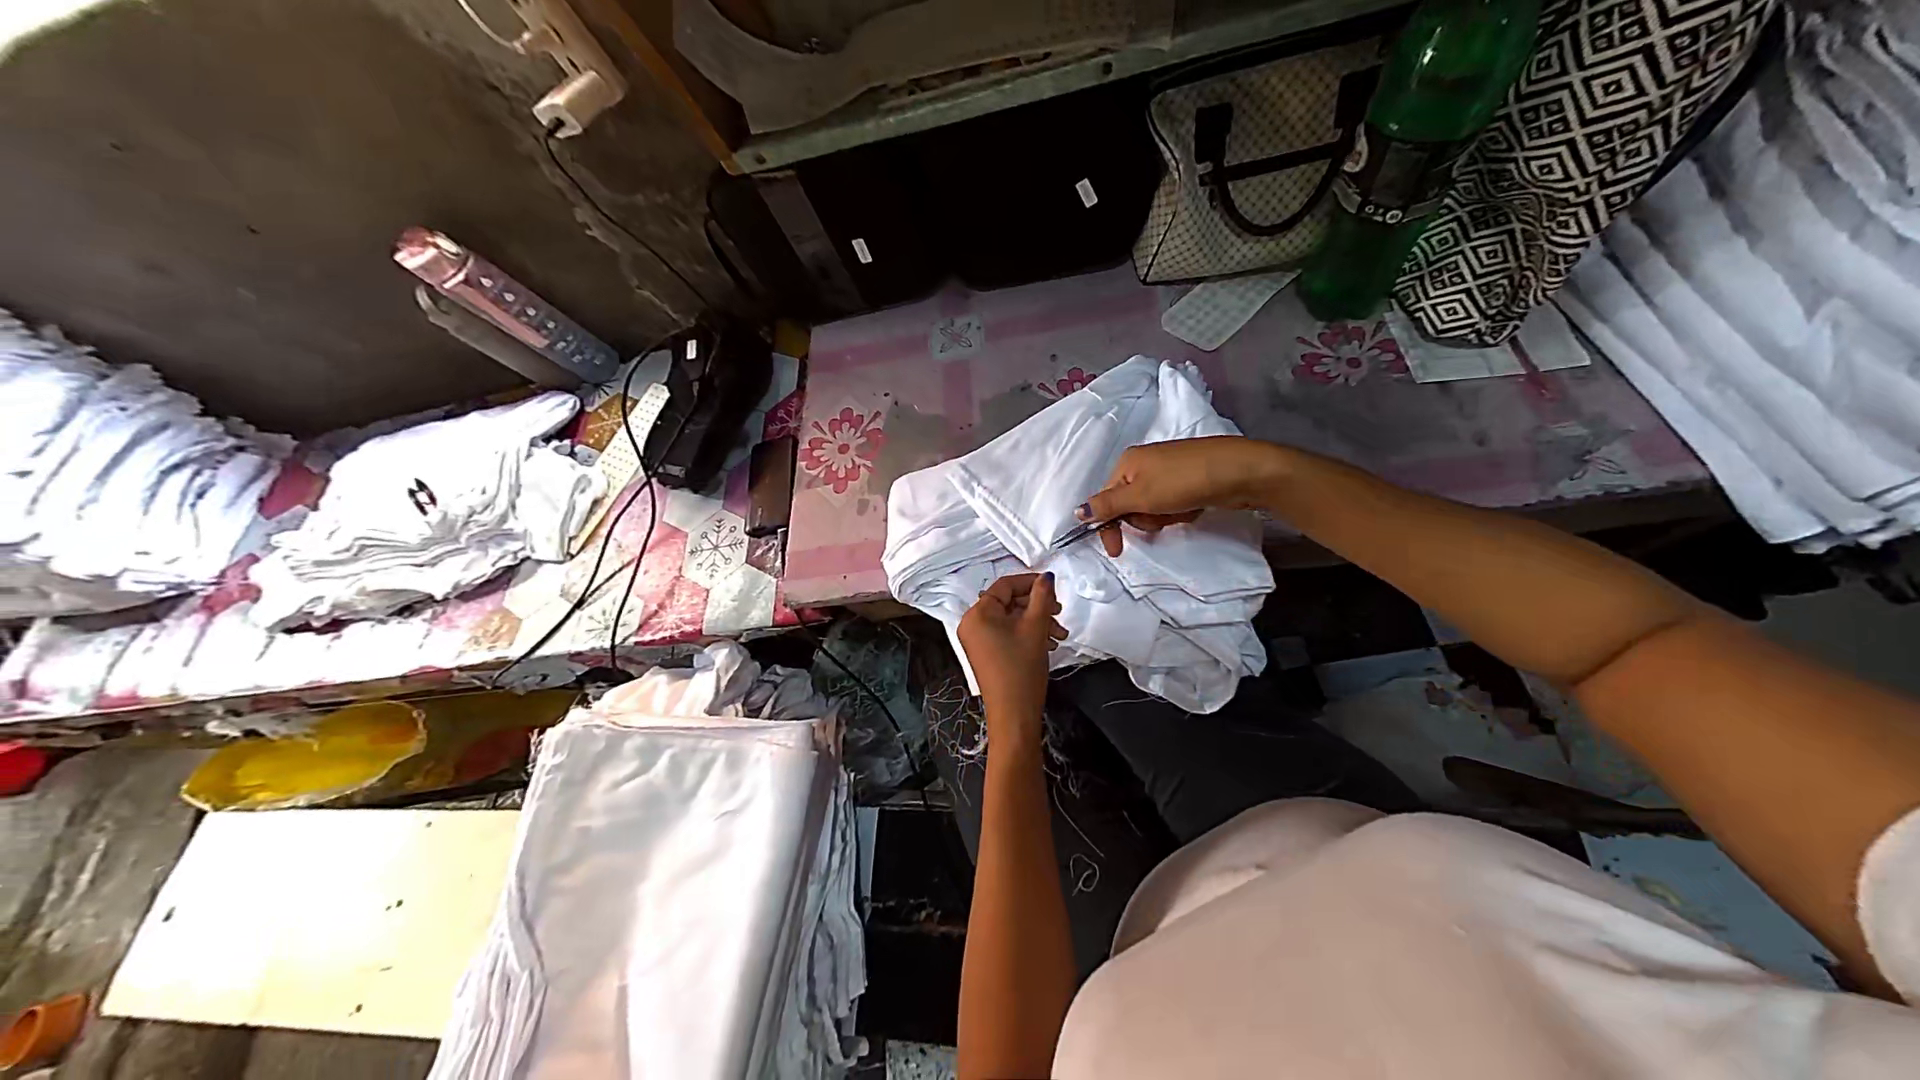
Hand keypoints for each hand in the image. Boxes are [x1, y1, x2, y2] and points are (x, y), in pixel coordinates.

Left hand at [957, 573, 1066, 737]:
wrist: (1014, 713)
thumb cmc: (1020, 671)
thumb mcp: (1036, 627)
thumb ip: (1042, 597)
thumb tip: (1045, 578)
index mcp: (978, 613)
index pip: (1005, 585)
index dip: (1030, 582)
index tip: (1051, 586)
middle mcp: (972, 624)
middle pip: (1008, 602)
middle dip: (1036, 606)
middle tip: (1057, 610)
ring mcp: (978, 640)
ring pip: (1010, 619)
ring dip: (1036, 621)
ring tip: (1058, 632)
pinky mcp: (986, 653)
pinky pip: (1007, 633)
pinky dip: (1027, 633)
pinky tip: (1048, 642)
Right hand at [1077, 436, 1285, 555]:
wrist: (1240, 472)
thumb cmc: (1184, 482)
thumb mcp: (1140, 496)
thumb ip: (1108, 506)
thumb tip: (1078, 511)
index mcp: (1127, 463)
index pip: (1105, 500)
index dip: (1109, 526)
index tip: (1118, 551)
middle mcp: (1144, 463)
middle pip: (1128, 505)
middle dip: (1143, 519)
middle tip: (1161, 517)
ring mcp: (1168, 471)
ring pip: (1150, 508)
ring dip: (1162, 517)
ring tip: (1181, 510)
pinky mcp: (1188, 479)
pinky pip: (1171, 503)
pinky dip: (1178, 511)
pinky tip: (1193, 507)